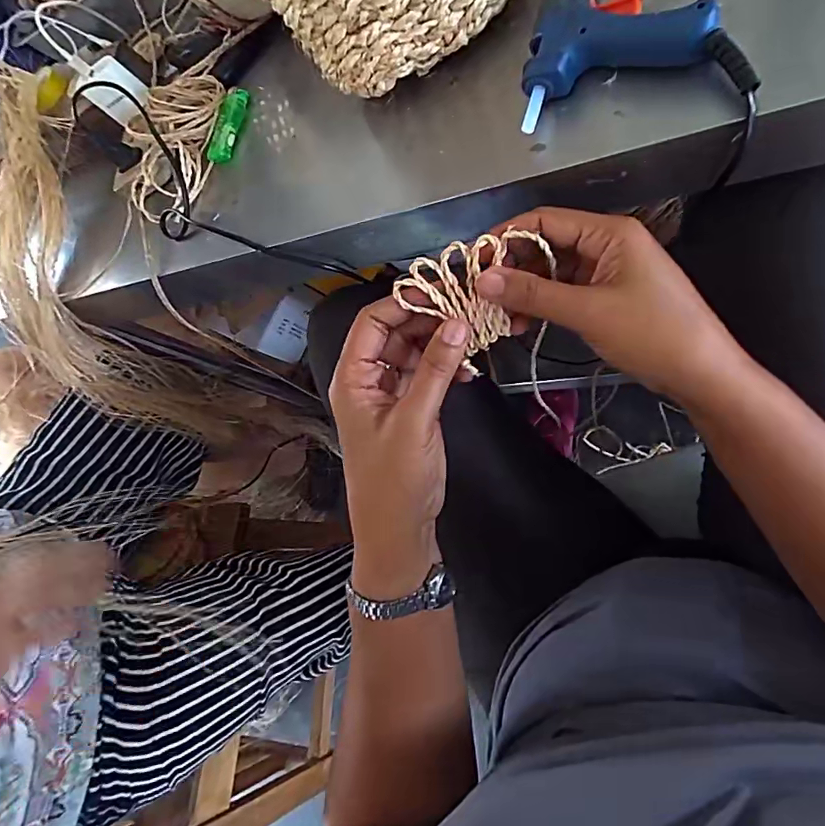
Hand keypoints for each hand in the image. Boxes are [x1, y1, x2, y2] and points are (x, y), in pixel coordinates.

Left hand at [328, 297, 473, 597]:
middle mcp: (367, 379)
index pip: (371, 322)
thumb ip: (436, 369)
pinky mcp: (408, 407)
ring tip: (471, 338)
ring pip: (413, 351)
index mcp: (353, 378)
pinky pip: (425, 373)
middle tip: (465, 312)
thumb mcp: (416, 420)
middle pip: (394, 332)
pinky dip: (445, 367)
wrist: (399, 531)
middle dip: (428, 320)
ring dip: (440, 343)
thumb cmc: (395, 480)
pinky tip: (468, 370)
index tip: (441, 293)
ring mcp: (388, 393)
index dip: (403, 303)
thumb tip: (457, 322)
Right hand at [478, 207, 748, 405]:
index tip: (474, 262)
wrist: (704, 373)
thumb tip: (484, 279)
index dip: (505, 237)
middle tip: (484, 295)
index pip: (544, 220)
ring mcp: (611, 270)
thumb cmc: (654, 334)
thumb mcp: (588, 312)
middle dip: (514, 268)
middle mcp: (609, 243)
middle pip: (548, 244)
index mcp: (610, 232)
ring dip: (527, 290)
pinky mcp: (612, 294)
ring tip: (503, 316)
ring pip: (556, 270)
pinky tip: (525, 322)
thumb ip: (534, 293)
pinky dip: (546, 303)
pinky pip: (569, 290)